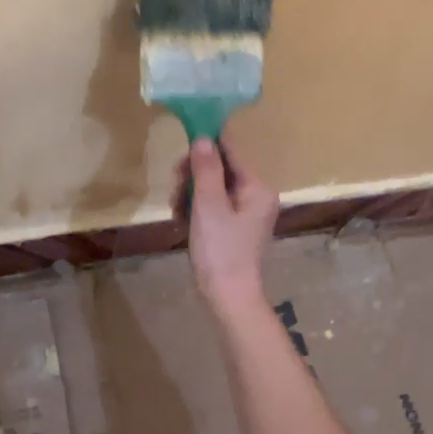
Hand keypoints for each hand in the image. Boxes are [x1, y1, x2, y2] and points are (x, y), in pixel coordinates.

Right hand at [178, 139, 278, 316]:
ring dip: (190, 194)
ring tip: (177, 212)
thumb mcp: (208, 205)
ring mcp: (246, 211)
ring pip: (212, 186)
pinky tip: (183, 222)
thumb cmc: (220, 250)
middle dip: (193, 176)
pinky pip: (213, 204)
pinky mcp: (234, 226)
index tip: (180, 156)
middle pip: (219, 168)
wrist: (228, 296)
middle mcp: (256, 194)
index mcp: (257, 186)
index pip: (231, 150)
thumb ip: (206, 169)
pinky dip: (196, 209)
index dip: (204, 147)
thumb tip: (202, 137)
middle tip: (175, 193)